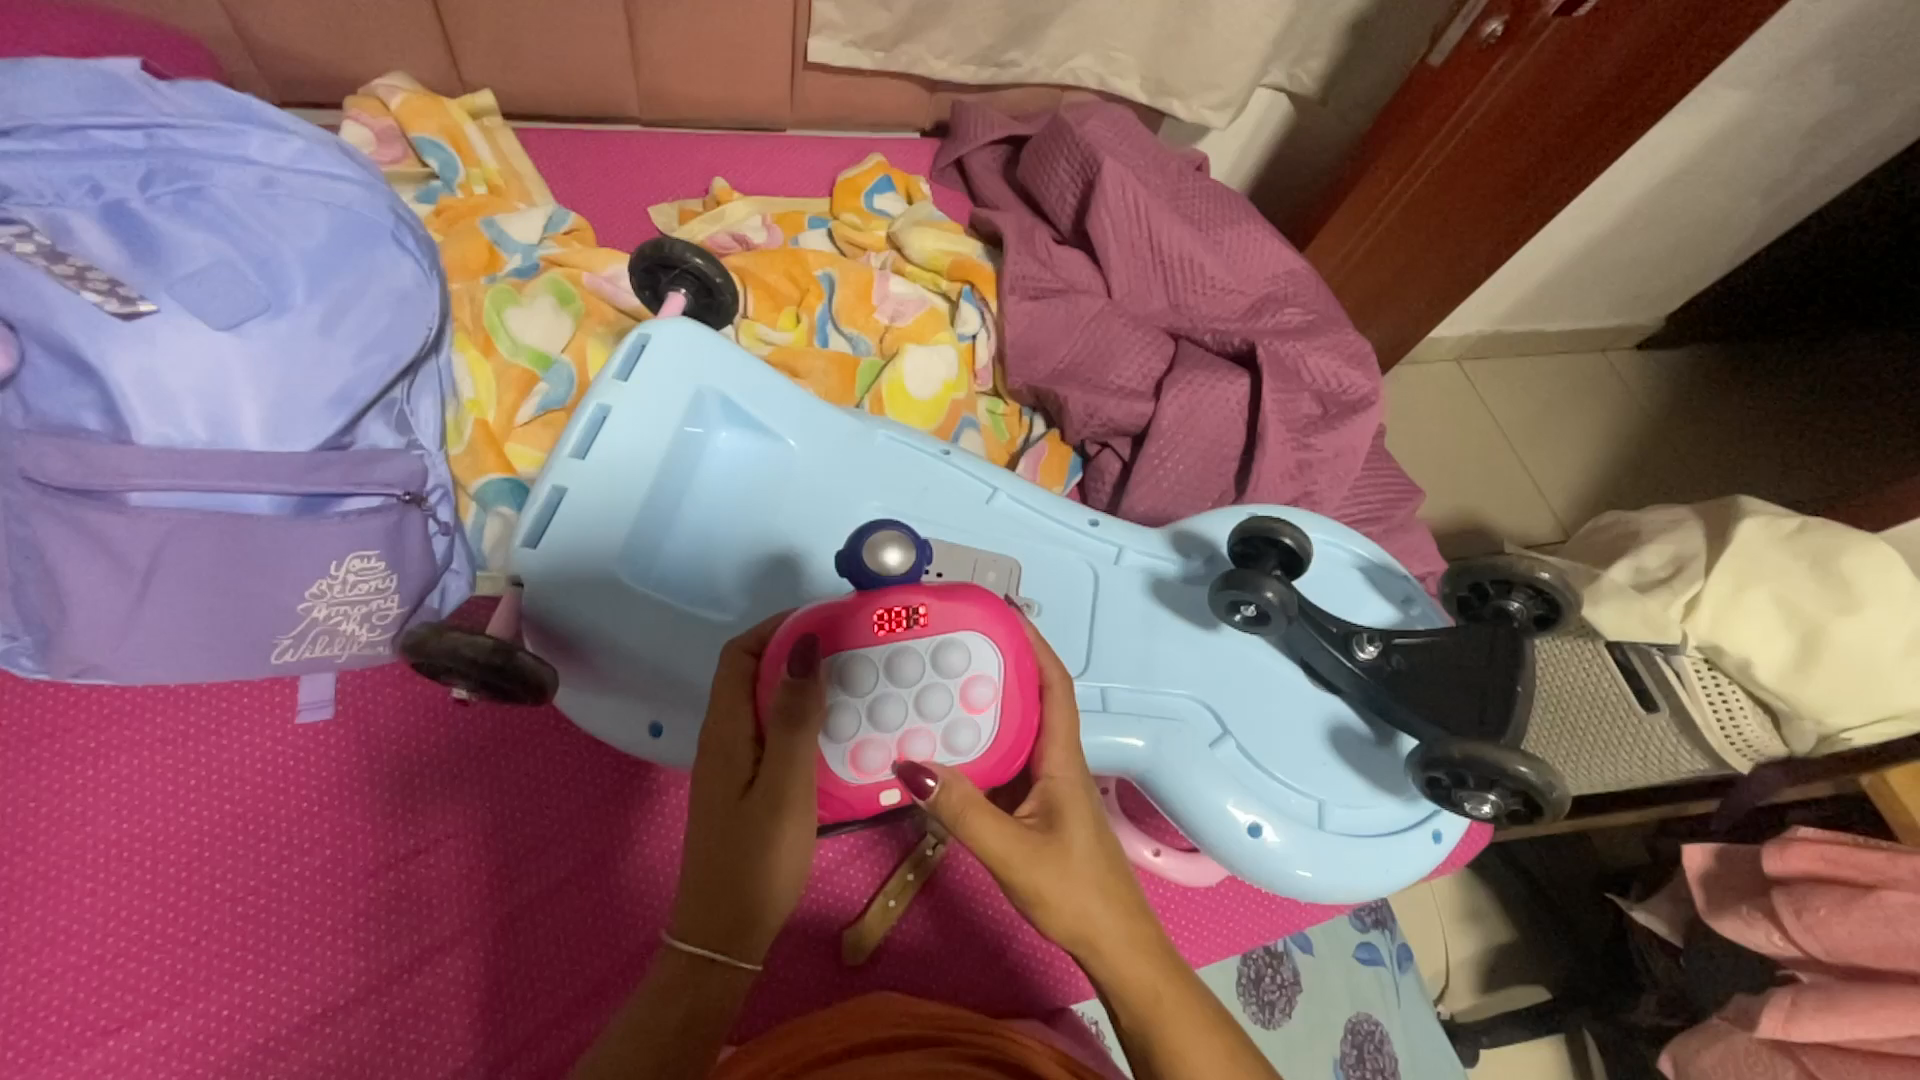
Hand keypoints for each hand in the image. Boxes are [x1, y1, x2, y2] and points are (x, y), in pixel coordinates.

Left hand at [668, 612, 825, 964]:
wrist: (726, 934)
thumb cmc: (757, 860)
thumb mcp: (785, 785)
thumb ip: (794, 717)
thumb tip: (803, 645)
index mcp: (726, 730)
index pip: (740, 654)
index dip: (777, 628)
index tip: (826, 620)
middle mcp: (724, 737)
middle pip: (752, 673)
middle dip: (796, 650)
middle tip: (851, 647)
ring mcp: (734, 762)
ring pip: (765, 703)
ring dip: (802, 683)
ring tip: (853, 679)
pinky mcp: (747, 784)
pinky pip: (774, 731)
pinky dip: (802, 716)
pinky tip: (838, 729)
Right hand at [891, 616, 1165, 971]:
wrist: (1112, 944)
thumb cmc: (1074, 892)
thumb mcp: (1012, 851)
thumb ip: (962, 809)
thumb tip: (908, 764)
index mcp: (1061, 758)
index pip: (1053, 684)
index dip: (1032, 644)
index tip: (1000, 615)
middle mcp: (1055, 761)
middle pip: (1029, 700)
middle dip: (996, 667)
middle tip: (949, 647)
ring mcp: (1046, 786)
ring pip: (1014, 733)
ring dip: (983, 708)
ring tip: (936, 687)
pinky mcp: (1035, 809)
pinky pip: (1003, 765)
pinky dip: (977, 750)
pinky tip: (944, 753)